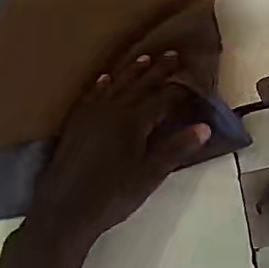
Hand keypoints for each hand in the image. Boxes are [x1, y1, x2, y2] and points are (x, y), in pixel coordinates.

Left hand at [12, 52, 211, 267]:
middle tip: (172, 54)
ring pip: (116, 85)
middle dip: (158, 69)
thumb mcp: (150, 174)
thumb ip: (177, 148)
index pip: (163, 97)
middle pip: (140, 84)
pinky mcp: (76, 124)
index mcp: (134, 121)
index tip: (194, 76)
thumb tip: (205, 126)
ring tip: (144, 58)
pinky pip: (92, 95)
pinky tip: (105, 78)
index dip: (180, 87)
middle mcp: (113, 110)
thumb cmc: (112, 196)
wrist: (63, 213)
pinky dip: (102, 84)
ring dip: (131, 71)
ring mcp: (91, 115)